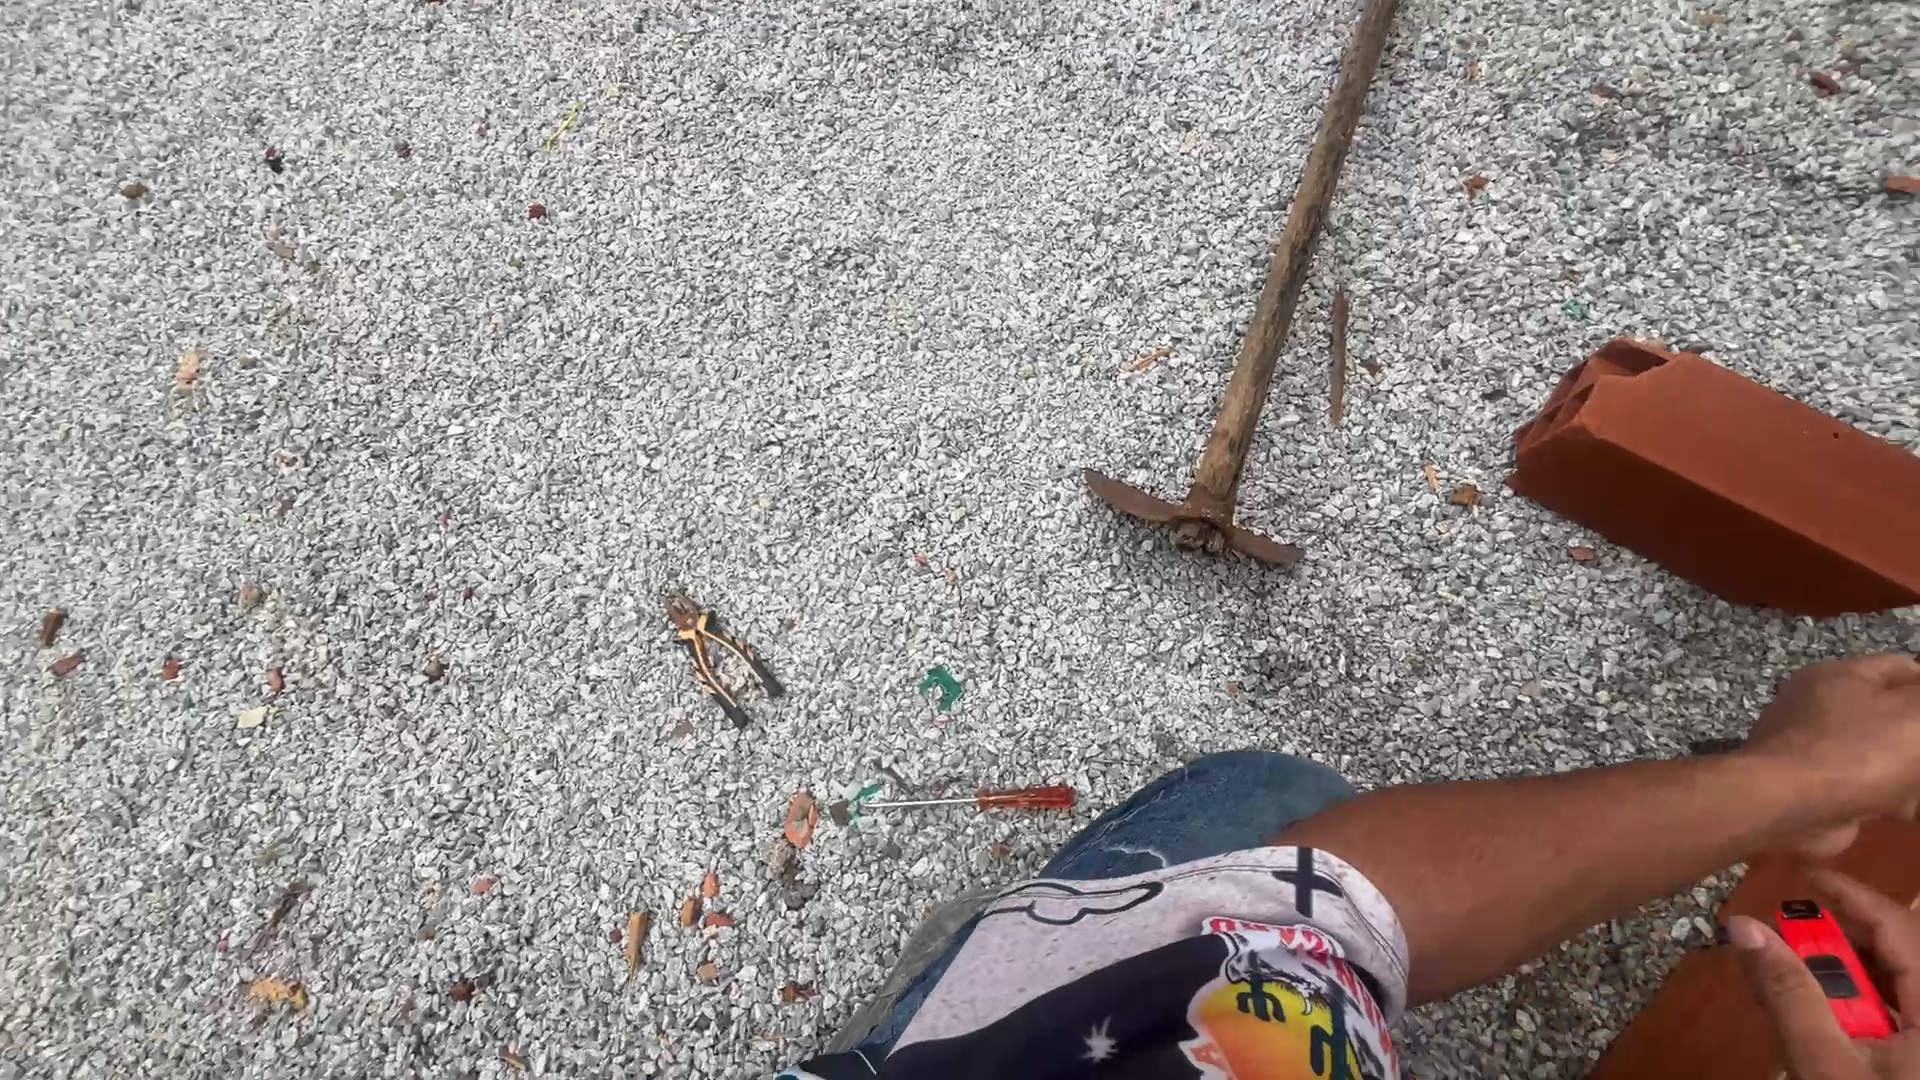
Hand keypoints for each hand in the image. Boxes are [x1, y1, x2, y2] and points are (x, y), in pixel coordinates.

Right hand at [1731, 870, 1919, 1077]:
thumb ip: (1786, 991)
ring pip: (1902, 984)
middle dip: (1848, 938)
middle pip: (1906, 954)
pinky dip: (1867, 1007)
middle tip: (1794, 939)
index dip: (1853, 894)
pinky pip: (1907, 1015)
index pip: (1903, 929)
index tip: (1804, 871)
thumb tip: (1741, 924)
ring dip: (1852, 975)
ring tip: (1807, 989)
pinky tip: (1839, 1025)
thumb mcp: (1825, 1063)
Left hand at [1738, 656, 1919, 852]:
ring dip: (1914, 774)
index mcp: (1837, 677)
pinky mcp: (1816, 776)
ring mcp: (1815, 741)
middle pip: (1899, 714)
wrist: (1789, 800)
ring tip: (1911, 788)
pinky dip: (1893, 796)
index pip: (1902, 668)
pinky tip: (1896, 807)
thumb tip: (1915, 702)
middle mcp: (1819, 703)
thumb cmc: (1858, 750)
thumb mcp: (1916, 714)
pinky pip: (1871, 781)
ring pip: (1892, 753)